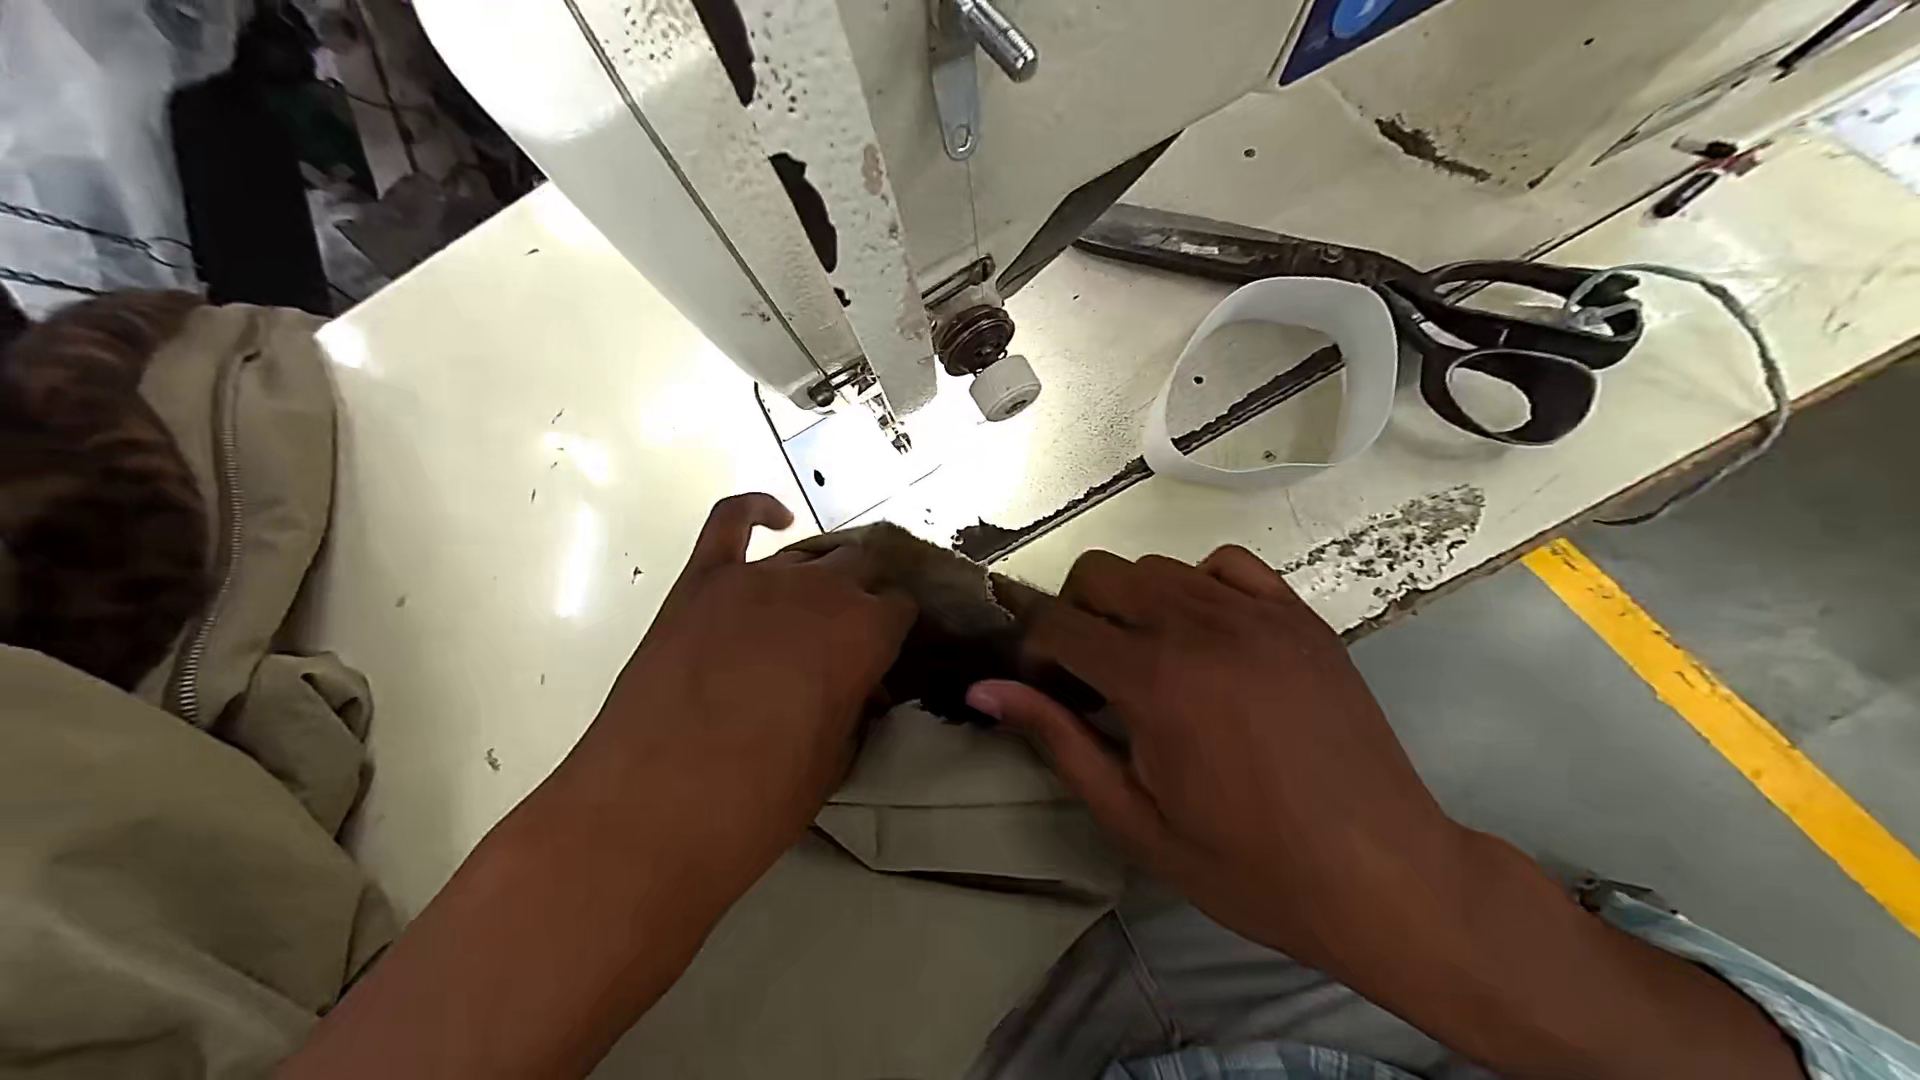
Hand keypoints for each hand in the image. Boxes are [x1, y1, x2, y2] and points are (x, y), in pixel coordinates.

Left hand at [279, 494, 918, 1079]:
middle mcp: (822, 590)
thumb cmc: (762, 799)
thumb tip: (862, 684)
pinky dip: (756, 509)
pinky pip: (732, 520)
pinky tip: (775, 519)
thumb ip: (857, 705)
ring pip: (809, 552)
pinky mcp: (703, 579)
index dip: (897, 631)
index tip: (886, 655)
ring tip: (819, 599)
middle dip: (869, 591)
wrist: (655, 810)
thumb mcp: (837, 758)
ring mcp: (758, 578)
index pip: (901, 608)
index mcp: (865, 632)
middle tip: (856, 626)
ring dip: (823, 572)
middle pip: (862, 566)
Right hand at [969, 549, 1806, 1079]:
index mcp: (1154, 680)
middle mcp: (1199, 627)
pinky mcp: (1298, 616)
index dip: (1032, 650)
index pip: (1056, 623)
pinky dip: (1197, 585)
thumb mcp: (1134, 819)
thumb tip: (983, 690)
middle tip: (1090, 674)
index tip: (1042, 687)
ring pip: (1155, 565)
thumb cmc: (1248, 864)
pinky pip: (1226, 563)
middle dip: (1074, 615)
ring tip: (1148, 660)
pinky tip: (1206, 634)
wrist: (1387, 877)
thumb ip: (1057, 740)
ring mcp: (1256, 613)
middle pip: (1098, 573)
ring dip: (1129, 603)